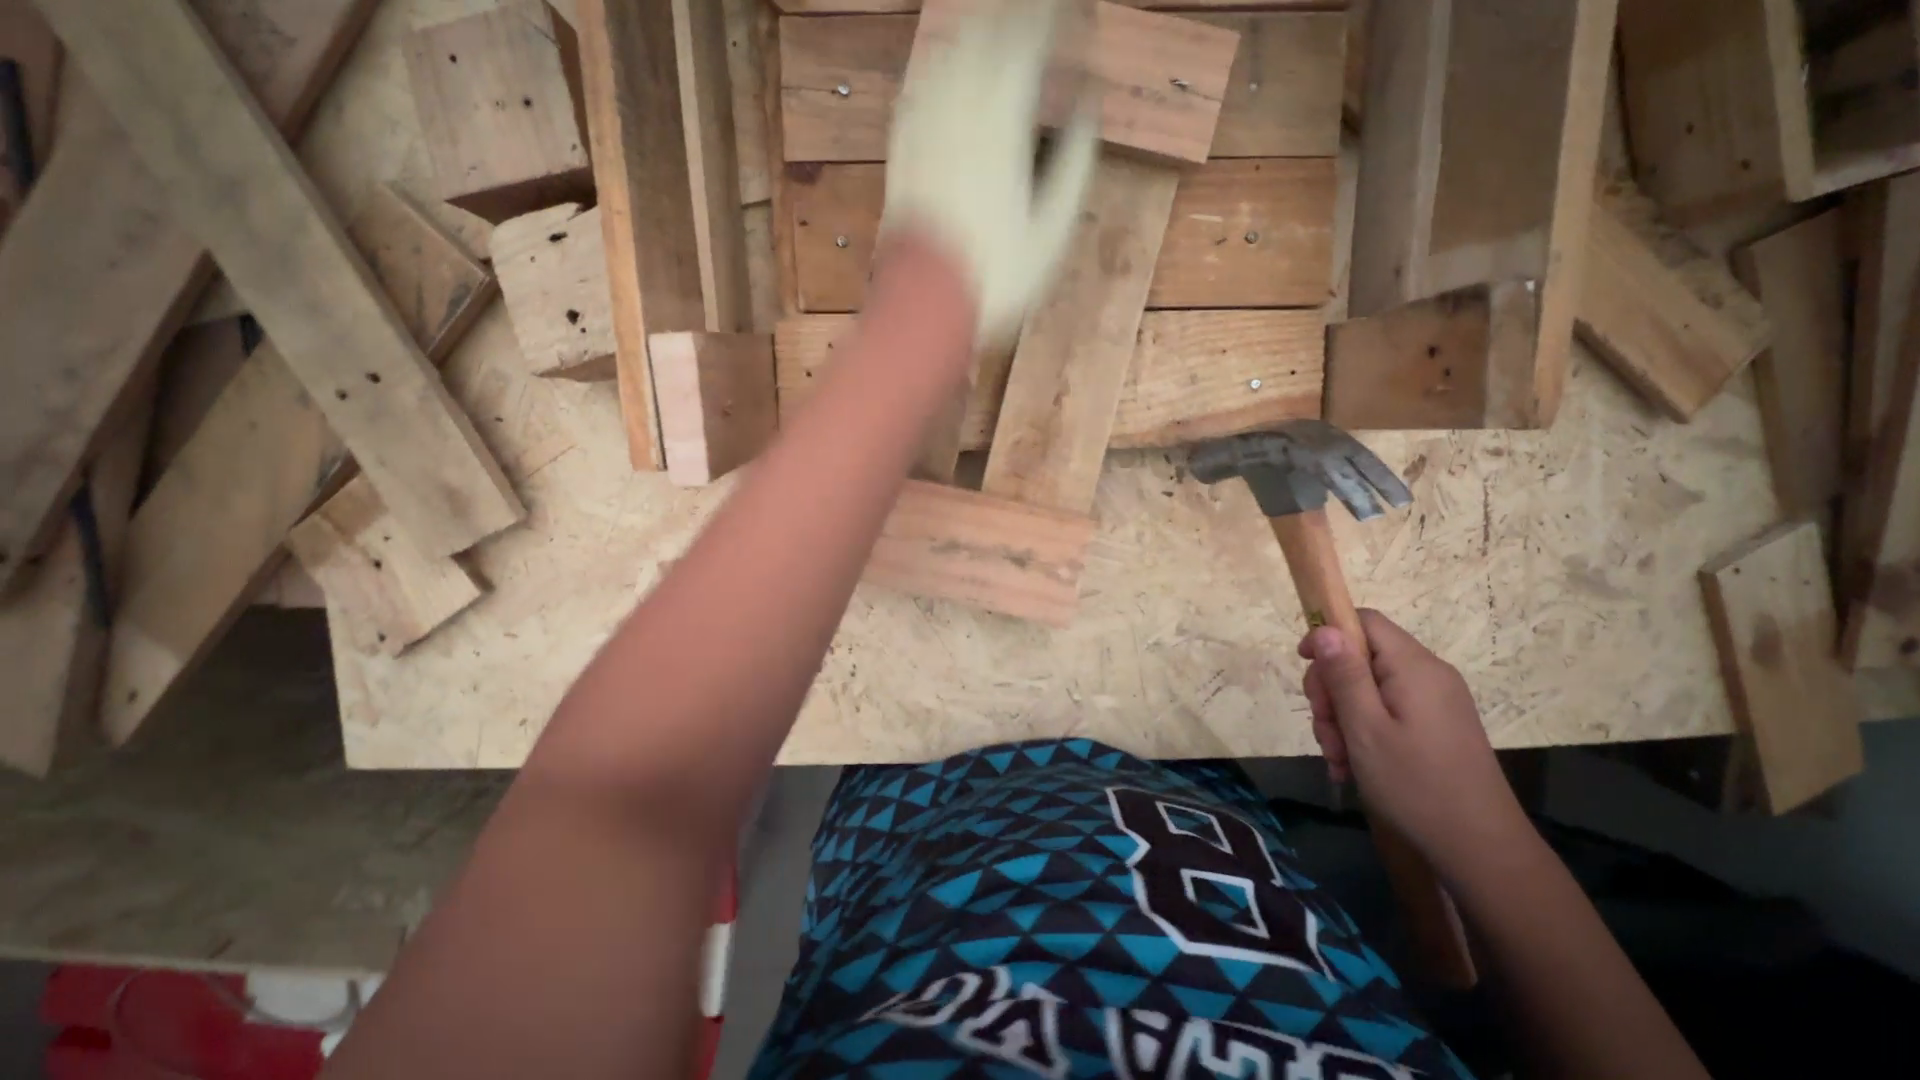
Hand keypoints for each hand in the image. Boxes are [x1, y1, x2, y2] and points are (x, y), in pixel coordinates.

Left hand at [881, 0, 1098, 347]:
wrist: (925, 310)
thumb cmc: (997, 277)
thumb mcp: (1052, 230)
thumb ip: (1072, 163)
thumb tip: (1087, 113)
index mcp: (1000, 130)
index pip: (1026, 49)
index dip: (1049, 21)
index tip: (1072, 12)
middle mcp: (957, 117)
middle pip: (983, 40)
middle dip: (1013, 15)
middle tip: (1037, 11)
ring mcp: (924, 134)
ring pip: (946, 59)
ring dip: (974, 31)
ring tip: (995, 22)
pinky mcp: (901, 153)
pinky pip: (915, 92)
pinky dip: (936, 68)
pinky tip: (943, 64)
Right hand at [1298, 610, 1531, 879]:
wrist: (1480, 846)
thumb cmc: (1415, 784)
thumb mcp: (1365, 729)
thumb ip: (1345, 675)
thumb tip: (1327, 628)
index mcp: (1414, 667)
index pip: (1364, 621)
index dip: (1328, 635)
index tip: (1305, 667)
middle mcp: (1429, 675)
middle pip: (1363, 657)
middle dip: (1332, 690)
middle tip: (1325, 733)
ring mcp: (1436, 702)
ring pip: (1371, 688)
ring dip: (1344, 718)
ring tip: (1339, 761)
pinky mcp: (1438, 726)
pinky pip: (1389, 712)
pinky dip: (1365, 731)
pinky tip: (1353, 768)